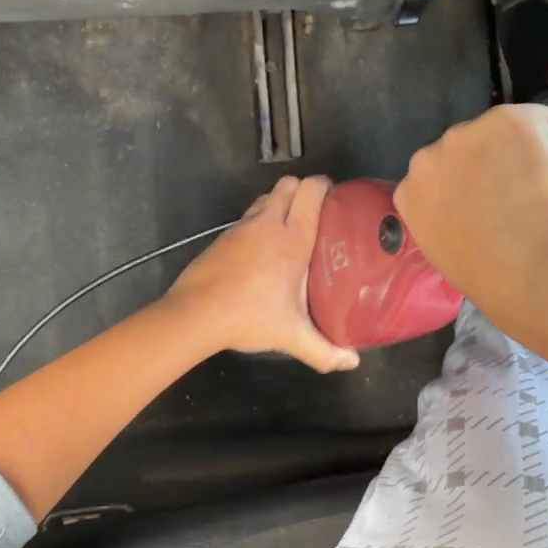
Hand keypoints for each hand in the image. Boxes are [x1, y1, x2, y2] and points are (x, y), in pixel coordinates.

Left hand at [166, 175, 360, 372]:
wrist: (195, 314)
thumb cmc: (249, 318)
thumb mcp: (291, 336)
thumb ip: (324, 350)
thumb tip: (352, 363)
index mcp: (293, 238)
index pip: (311, 189)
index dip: (324, 186)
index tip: (335, 200)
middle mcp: (267, 224)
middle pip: (288, 184)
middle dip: (303, 191)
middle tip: (315, 215)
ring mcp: (241, 227)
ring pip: (266, 198)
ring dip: (279, 205)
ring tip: (290, 231)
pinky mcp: (222, 237)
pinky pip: (247, 218)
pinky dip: (258, 224)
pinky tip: (261, 251)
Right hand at [392, 104, 547, 316]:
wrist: (532, 268)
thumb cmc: (492, 277)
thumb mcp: (448, 254)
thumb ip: (450, 226)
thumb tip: (477, 219)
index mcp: (410, 194)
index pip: (438, 178)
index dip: (468, 189)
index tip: (491, 209)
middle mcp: (429, 157)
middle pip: (465, 151)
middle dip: (490, 166)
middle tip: (520, 198)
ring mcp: (467, 135)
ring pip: (502, 134)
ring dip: (520, 152)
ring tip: (547, 186)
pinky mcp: (509, 120)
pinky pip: (542, 121)